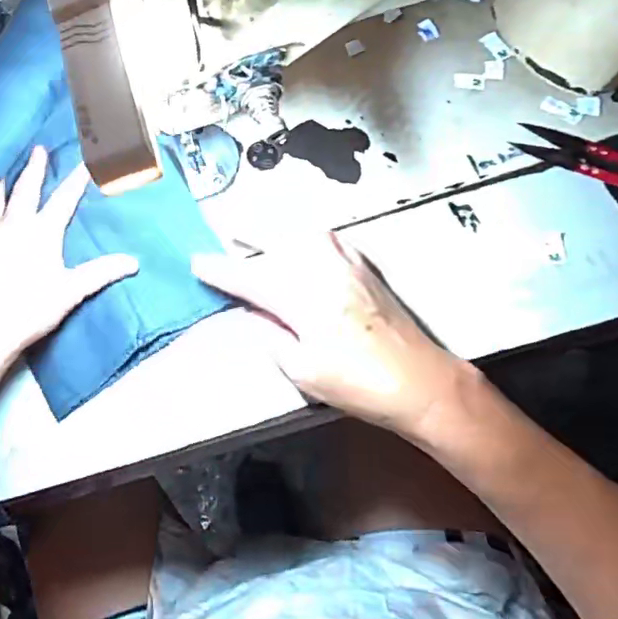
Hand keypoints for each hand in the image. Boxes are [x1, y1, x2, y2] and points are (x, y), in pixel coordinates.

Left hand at [0, 147, 138, 443]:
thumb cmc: (27, 310)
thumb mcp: (70, 292)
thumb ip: (101, 273)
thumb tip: (133, 262)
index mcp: (41, 231)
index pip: (64, 198)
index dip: (76, 180)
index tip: (85, 163)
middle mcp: (11, 223)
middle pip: (25, 189)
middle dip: (34, 168)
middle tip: (38, 151)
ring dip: (3, 186)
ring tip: (5, 176)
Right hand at [191, 233, 479, 443]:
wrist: (420, 380)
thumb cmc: (359, 384)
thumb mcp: (303, 371)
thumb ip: (273, 336)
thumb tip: (254, 313)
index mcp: (300, 297)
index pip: (248, 277)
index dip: (220, 270)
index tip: (197, 263)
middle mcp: (321, 270)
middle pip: (274, 246)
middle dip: (246, 238)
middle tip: (225, 235)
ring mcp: (346, 264)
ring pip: (301, 237)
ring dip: (277, 234)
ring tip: (258, 235)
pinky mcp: (365, 267)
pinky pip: (328, 240)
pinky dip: (309, 238)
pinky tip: (305, 243)